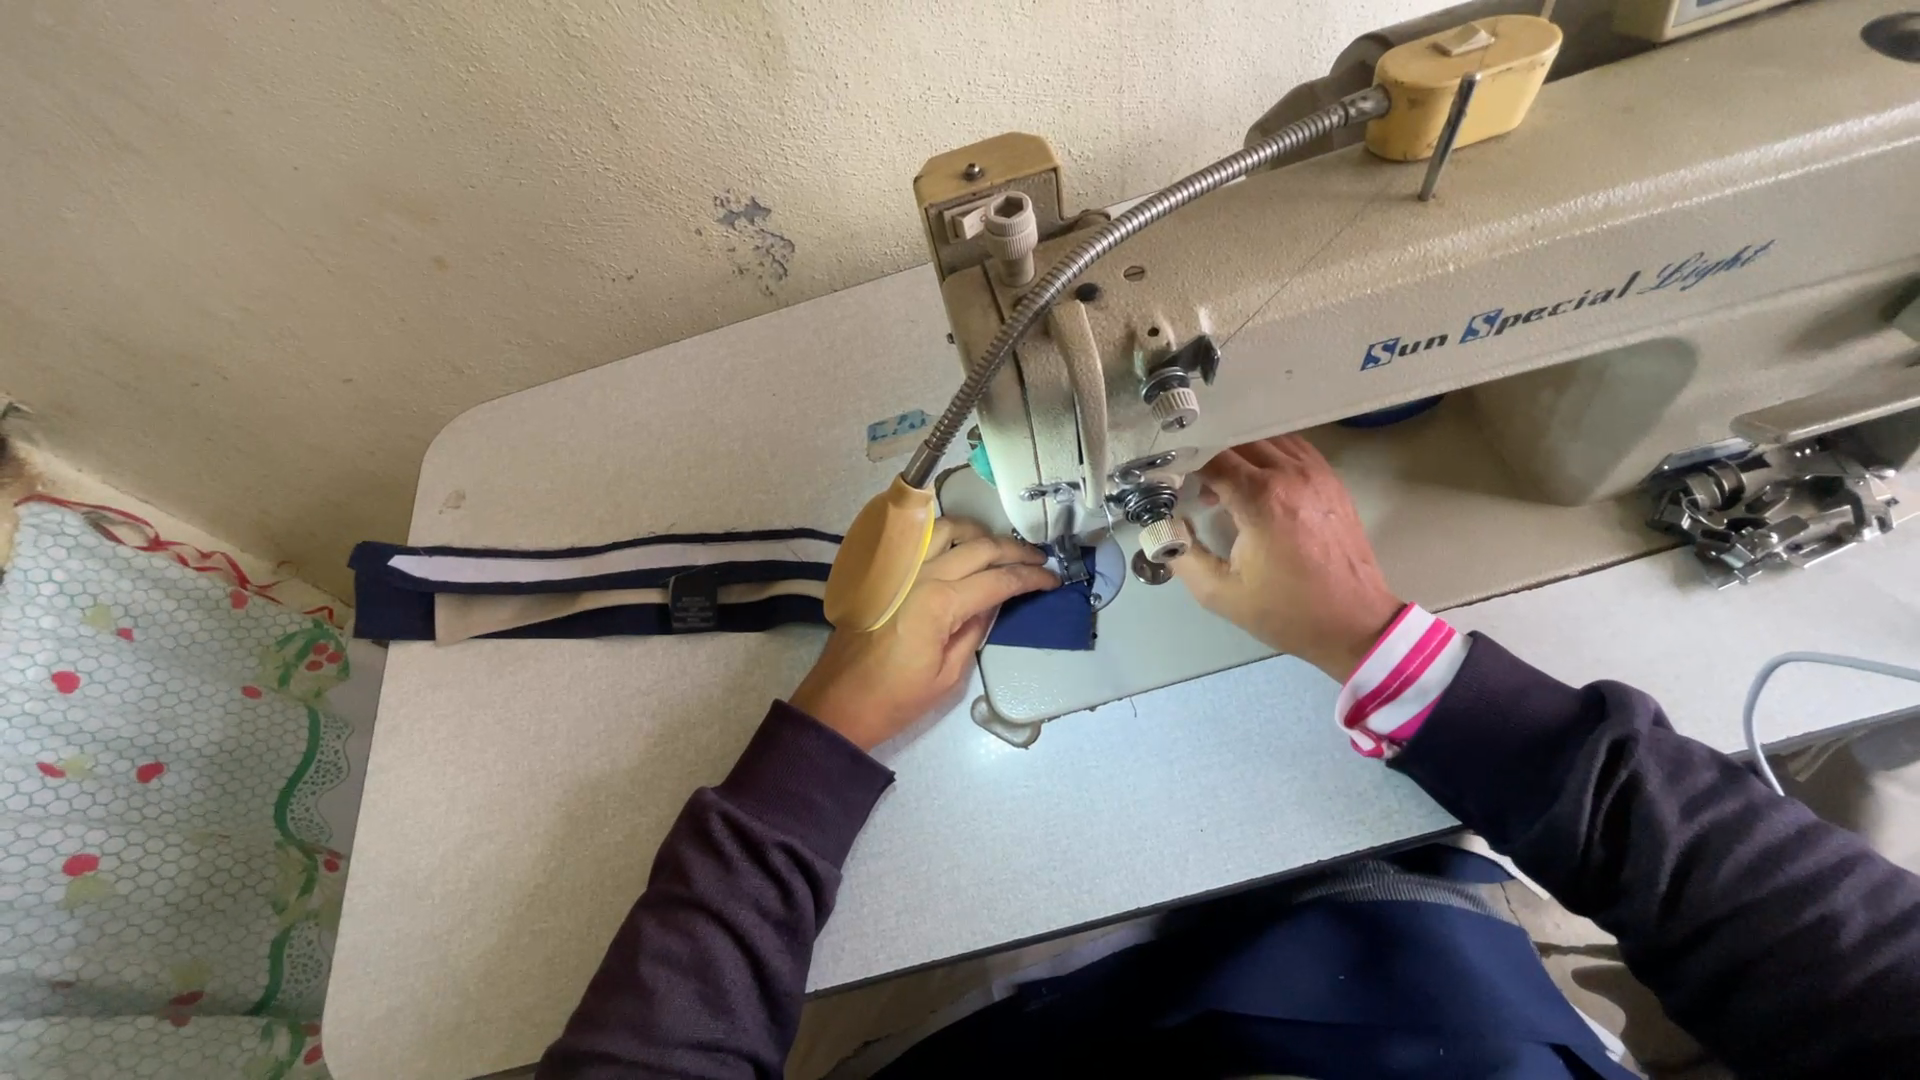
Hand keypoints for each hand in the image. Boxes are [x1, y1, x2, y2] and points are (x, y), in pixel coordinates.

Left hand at [792, 519, 1058, 749]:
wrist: (838, 703)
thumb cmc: (895, 699)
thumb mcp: (948, 675)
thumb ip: (975, 629)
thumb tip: (994, 601)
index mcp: (939, 603)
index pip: (997, 580)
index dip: (1030, 578)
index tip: (1052, 578)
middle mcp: (919, 575)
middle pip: (978, 548)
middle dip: (1014, 550)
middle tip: (1037, 558)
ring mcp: (897, 570)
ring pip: (945, 529)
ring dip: (978, 532)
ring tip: (998, 546)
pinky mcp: (881, 573)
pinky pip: (915, 539)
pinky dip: (941, 533)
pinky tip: (955, 543)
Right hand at [1170, 435, 1403, 681]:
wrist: (1354, 623)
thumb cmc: (1285, 612)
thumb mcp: (1218, 592)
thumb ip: (1180, 554)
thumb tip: (1160, 527)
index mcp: (1260, 498)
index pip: (1210, 457)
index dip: (1182, 463)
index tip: (1164, 477)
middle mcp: (1289, 473)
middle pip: (1236, 441)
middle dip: (1207, 455)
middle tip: (1187, 481)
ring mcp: (1315, 472)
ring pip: (1264, 438)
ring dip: (1236, 453)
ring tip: (1219, 483)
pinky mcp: (1330, 478)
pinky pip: (1290, 447)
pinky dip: (1264, 455)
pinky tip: (1252, 481)